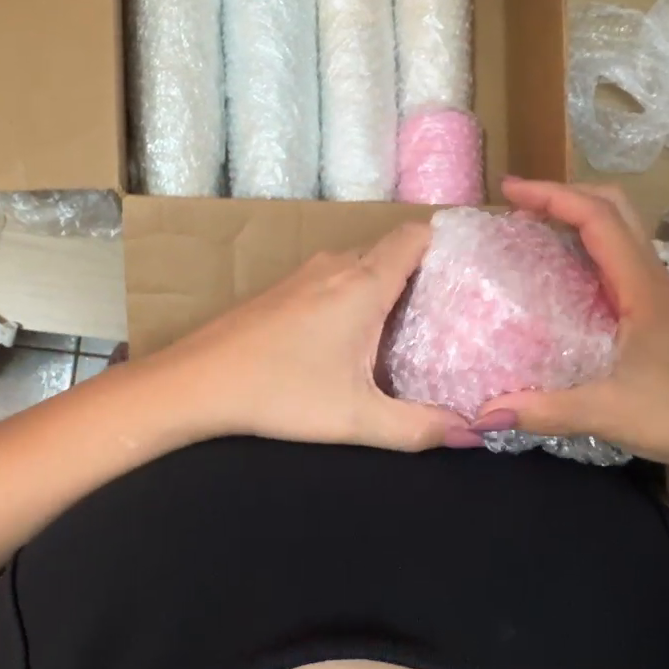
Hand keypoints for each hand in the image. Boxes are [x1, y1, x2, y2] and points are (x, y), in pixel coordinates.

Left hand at [143, 221, 479, 451]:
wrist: (195, 383)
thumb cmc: (280, 393)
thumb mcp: (357, 419)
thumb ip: (419, 427)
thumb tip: (472, 434)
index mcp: (364, 283)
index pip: (417, 234)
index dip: (448, 242)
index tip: (473, 269)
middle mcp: (336, 265)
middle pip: (393, 251)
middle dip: (425, 274)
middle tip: (455, 311)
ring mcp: (305, 274)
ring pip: (362, 265)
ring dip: (388, 287)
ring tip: (414, 326)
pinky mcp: (282, 290)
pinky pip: (335, 279)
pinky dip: (357, 295)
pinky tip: (357, 338)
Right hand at [477, 178, 668, 469]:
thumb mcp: (603, 414)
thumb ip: (542, 410)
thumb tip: (479, 414)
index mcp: (643, 289)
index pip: (599, 220)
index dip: (554, 197)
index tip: (510, 192)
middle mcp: (654, 278)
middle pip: (614, 207)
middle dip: (565, 193)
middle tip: (518, 203)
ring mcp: (658, 290)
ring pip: (621, 227)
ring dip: (579, 213)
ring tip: (533, 224)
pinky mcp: (656, 306)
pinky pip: (620, 253)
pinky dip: (587, 241)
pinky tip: (561, 267)